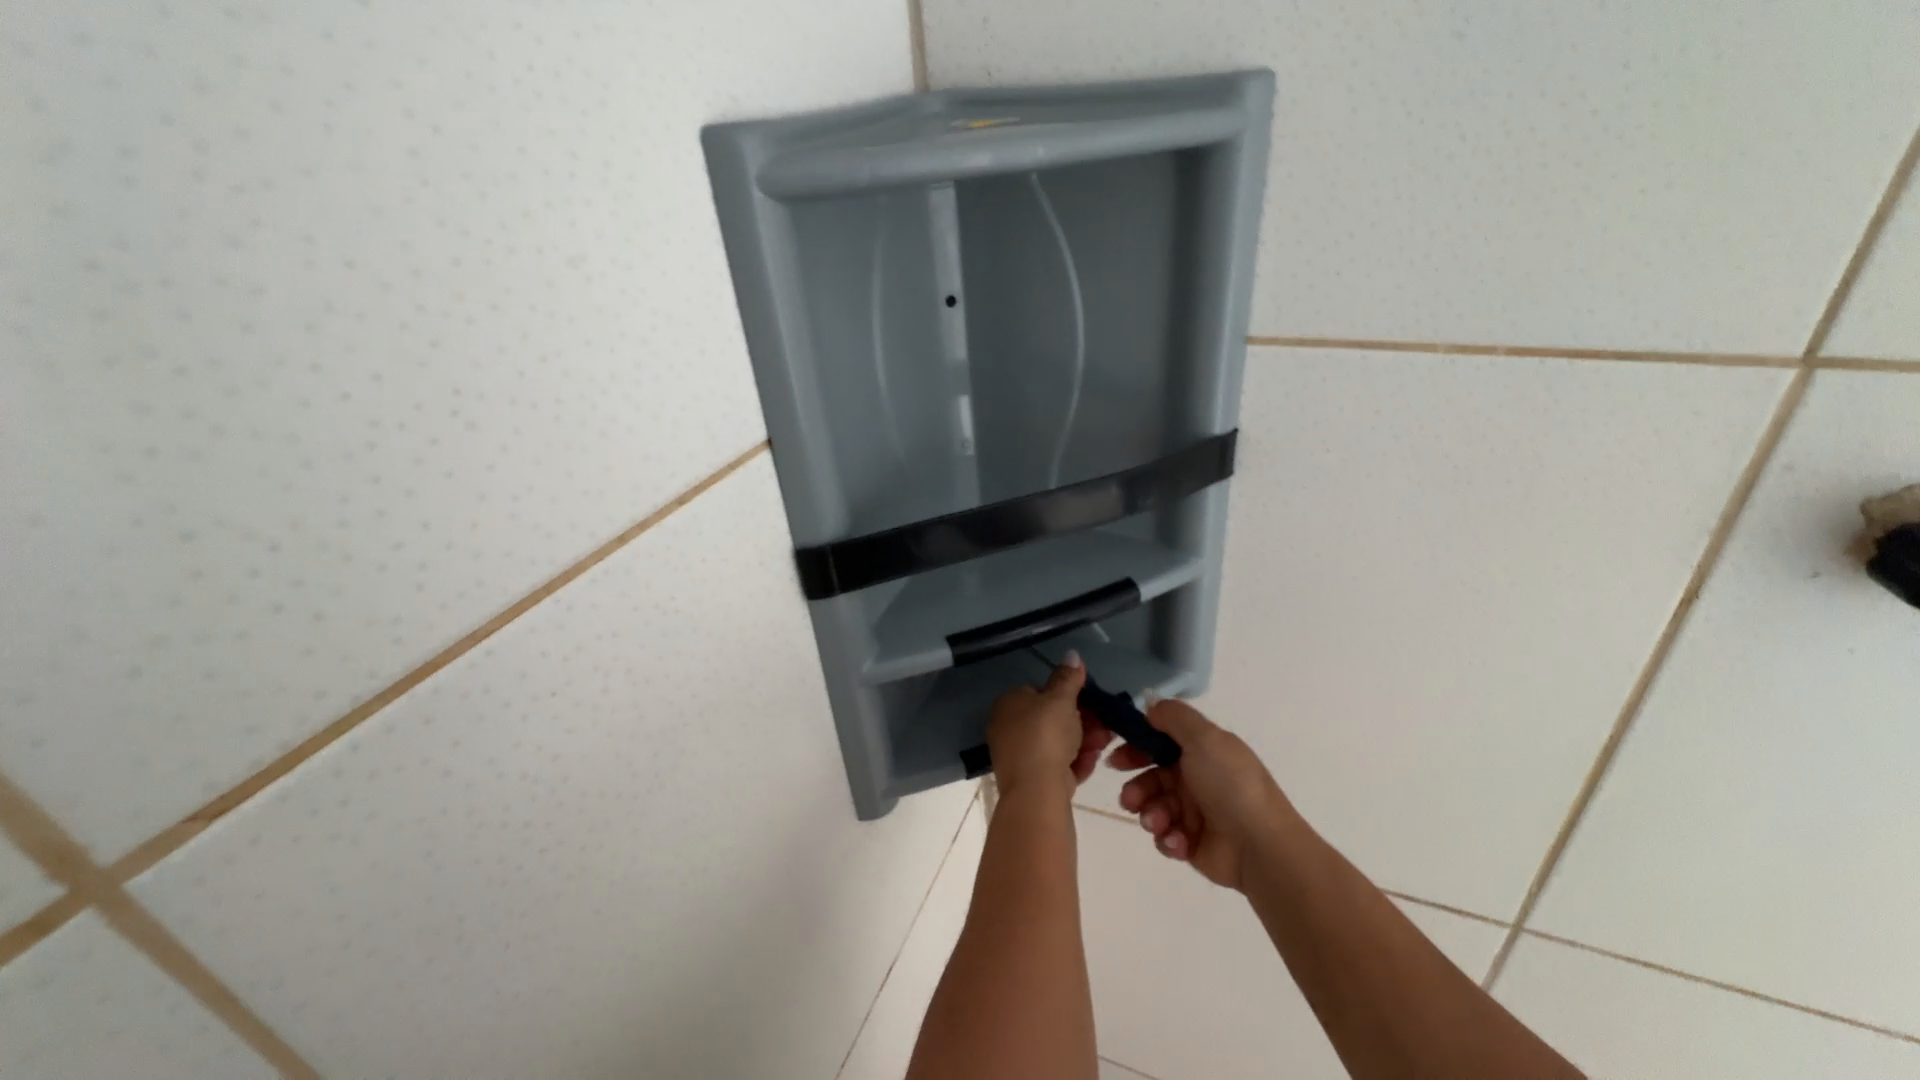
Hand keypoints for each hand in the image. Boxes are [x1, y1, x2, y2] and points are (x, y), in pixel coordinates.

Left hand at [986, 650, 1111, 800]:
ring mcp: (1019, 756)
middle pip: (1051, 720)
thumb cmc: (1045, 734)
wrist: (1036, 789)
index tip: (1090, 701)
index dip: (1065, 696)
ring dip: (1084, 741)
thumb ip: (1068, 678)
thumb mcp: (1060, 699)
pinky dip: (1076, 762)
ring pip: (1058, 743)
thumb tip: (1072, 654)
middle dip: (1082, 721)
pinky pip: (1058, 765)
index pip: (1038, 692)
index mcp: (1009, 704)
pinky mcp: (1032, 780)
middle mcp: (1008, 728)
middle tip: (1105, 725)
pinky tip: (1093, 762)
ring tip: (1104, 743)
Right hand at [1108, 698, 1292, 890]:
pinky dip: (1168, 838)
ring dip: (1150, 814)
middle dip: (1136, 788)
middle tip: (1130, 799)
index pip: (1159, 743)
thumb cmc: (1230, 785)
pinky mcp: (1191, 843)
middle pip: (1151, 778)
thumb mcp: (1204, 738)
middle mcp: (1196, 779)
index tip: (1116, 758)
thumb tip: (1150, 702)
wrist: (1259, 845)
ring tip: (1159, 822)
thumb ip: (1173, 716)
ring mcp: (1193, 812)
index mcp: (1202, 751)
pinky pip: (1164, 837)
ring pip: (1153, 808)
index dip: (1135, 748)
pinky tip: (1179, 841)